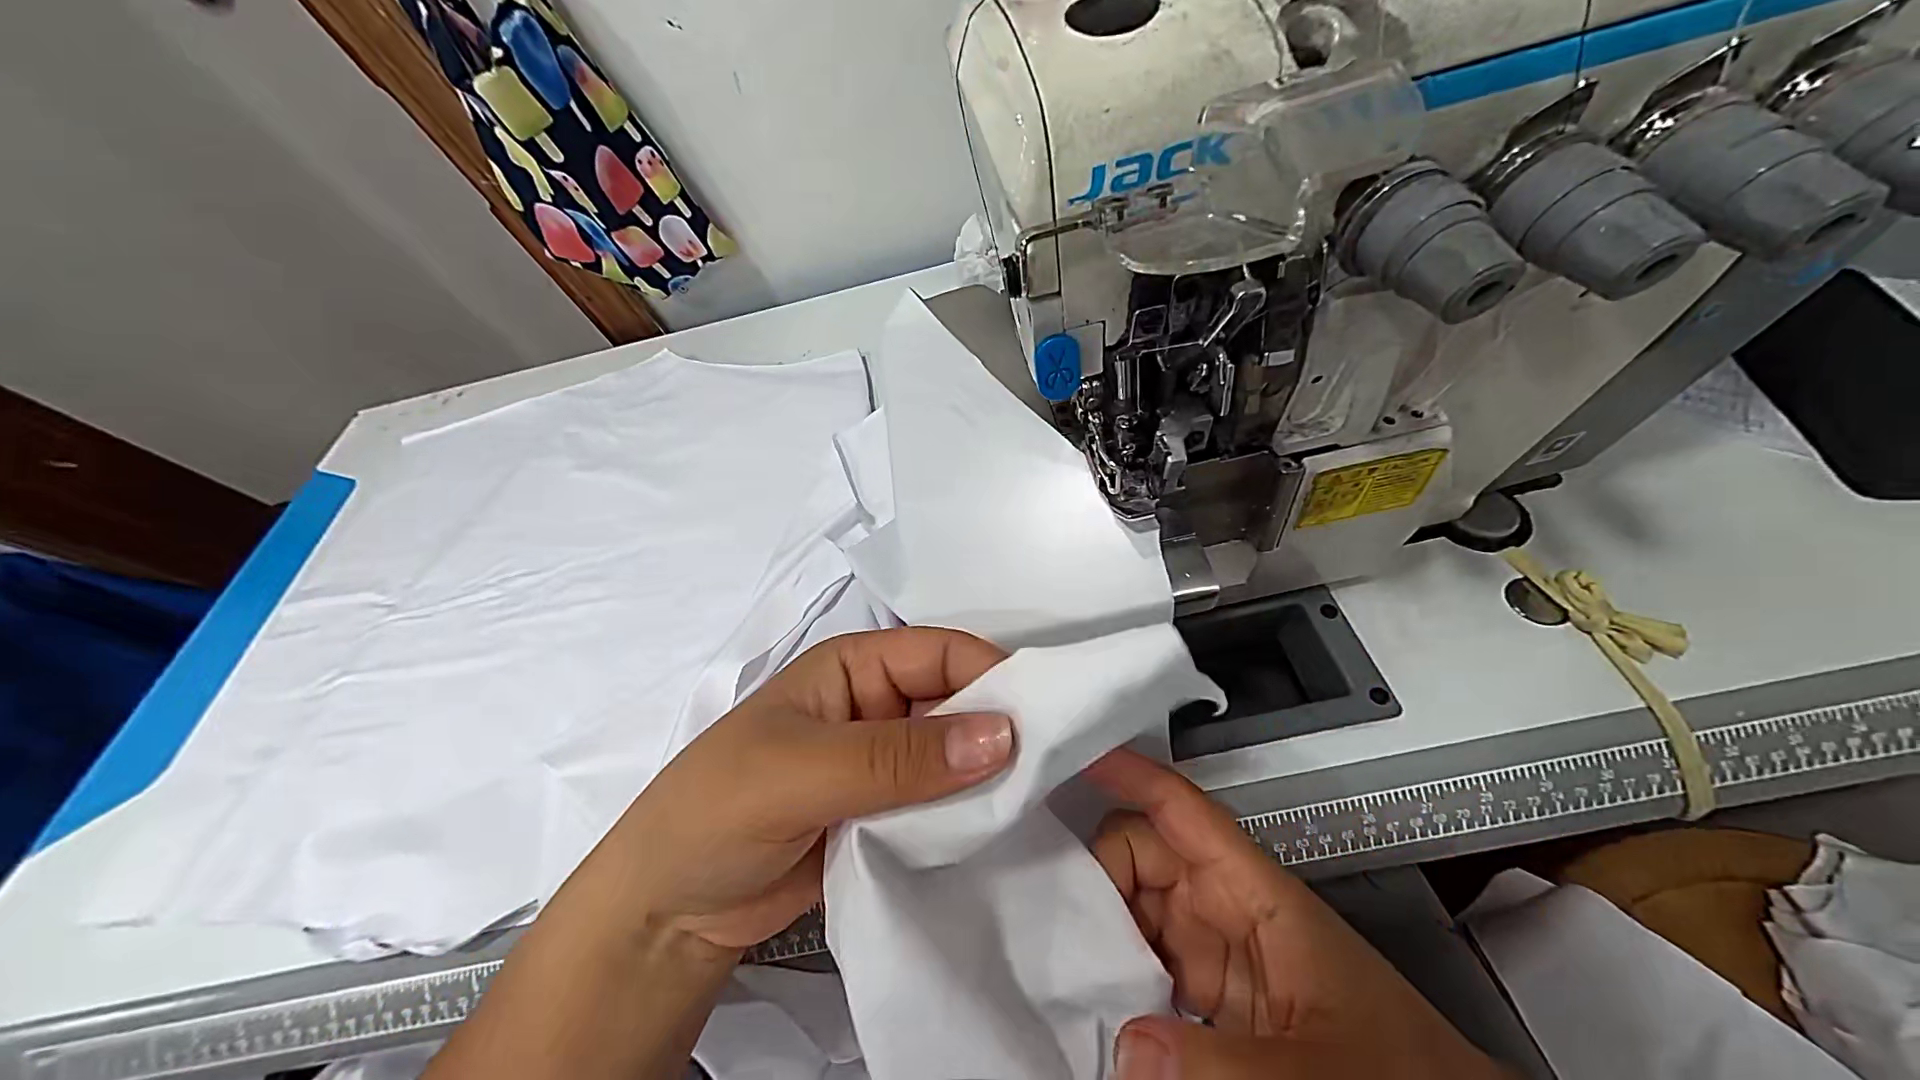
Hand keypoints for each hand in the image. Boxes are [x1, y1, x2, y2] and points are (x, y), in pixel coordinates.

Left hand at [425, 627, 1012, 1079]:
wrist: (668, 911)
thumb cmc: (718, 811)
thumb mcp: (803, 771)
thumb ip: (901, 756)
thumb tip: (1006, 735)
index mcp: (853, 666)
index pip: (941, 652)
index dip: (994, 676)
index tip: (1045, 720)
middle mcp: (876, 704)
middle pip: (958, 699)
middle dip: (1003, 725)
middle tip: (1060, 766)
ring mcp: (885, 762)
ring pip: (958, 753)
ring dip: (993, 774)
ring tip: (1043, 802)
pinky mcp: (889, 813)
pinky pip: (945, 802)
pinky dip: (974, 813)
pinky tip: (1007, 829)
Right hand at [1087, 748, 1506, 1079]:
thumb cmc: (1408, 1076)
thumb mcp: (1316, 1070)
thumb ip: (1223, 1063)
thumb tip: (1130, 1050)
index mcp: (1260, 894)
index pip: (1184, 811)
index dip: (1131, 775)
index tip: (1078, 758)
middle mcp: (1227, 909)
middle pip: (1140, 854)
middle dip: (1092, 867)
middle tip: (1044, 897)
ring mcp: (1212, 951)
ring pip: (1132, 906)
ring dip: (1095, 922)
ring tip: (1055, 948)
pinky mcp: (1203, 994)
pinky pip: (1139, 959)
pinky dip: (1110, 971)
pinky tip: (1088, 997)